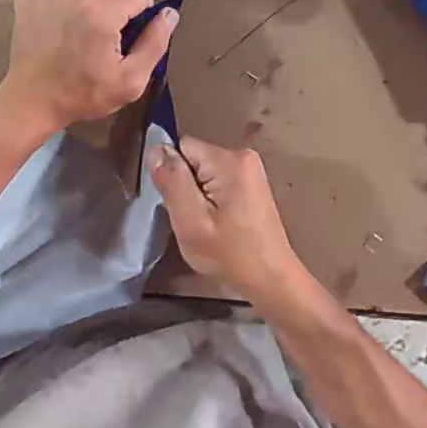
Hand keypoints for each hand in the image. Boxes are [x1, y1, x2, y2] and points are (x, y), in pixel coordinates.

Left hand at [0, 0, 177, 134]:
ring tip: (77, 43)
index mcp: (101, 9)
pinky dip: (64, 10)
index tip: (128, 42)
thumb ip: (155, 43)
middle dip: (114, 15)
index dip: (141, 17)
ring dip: (89, 11)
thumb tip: (169, 13)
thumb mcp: (130, 80)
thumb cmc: (82, 95)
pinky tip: (58, 35)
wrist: (29, 102)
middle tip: (101, 48)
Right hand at [147, 136, 306, 299]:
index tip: (178, 204)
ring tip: (206, 224)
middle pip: (193, 159)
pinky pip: (217, 182)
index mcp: (229, 161)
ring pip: (203, 172)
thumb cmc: (230, 255)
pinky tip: (218, 224)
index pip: (182, 147)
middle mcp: (243, 156)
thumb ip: (172, 182)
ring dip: (197, 196)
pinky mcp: (252, 185)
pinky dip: (211, 201)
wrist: (271, 280)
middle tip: (192, 219)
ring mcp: (251, 171)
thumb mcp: (191, 222)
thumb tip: (155, 149)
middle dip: (185, 186)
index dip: (172, 174)